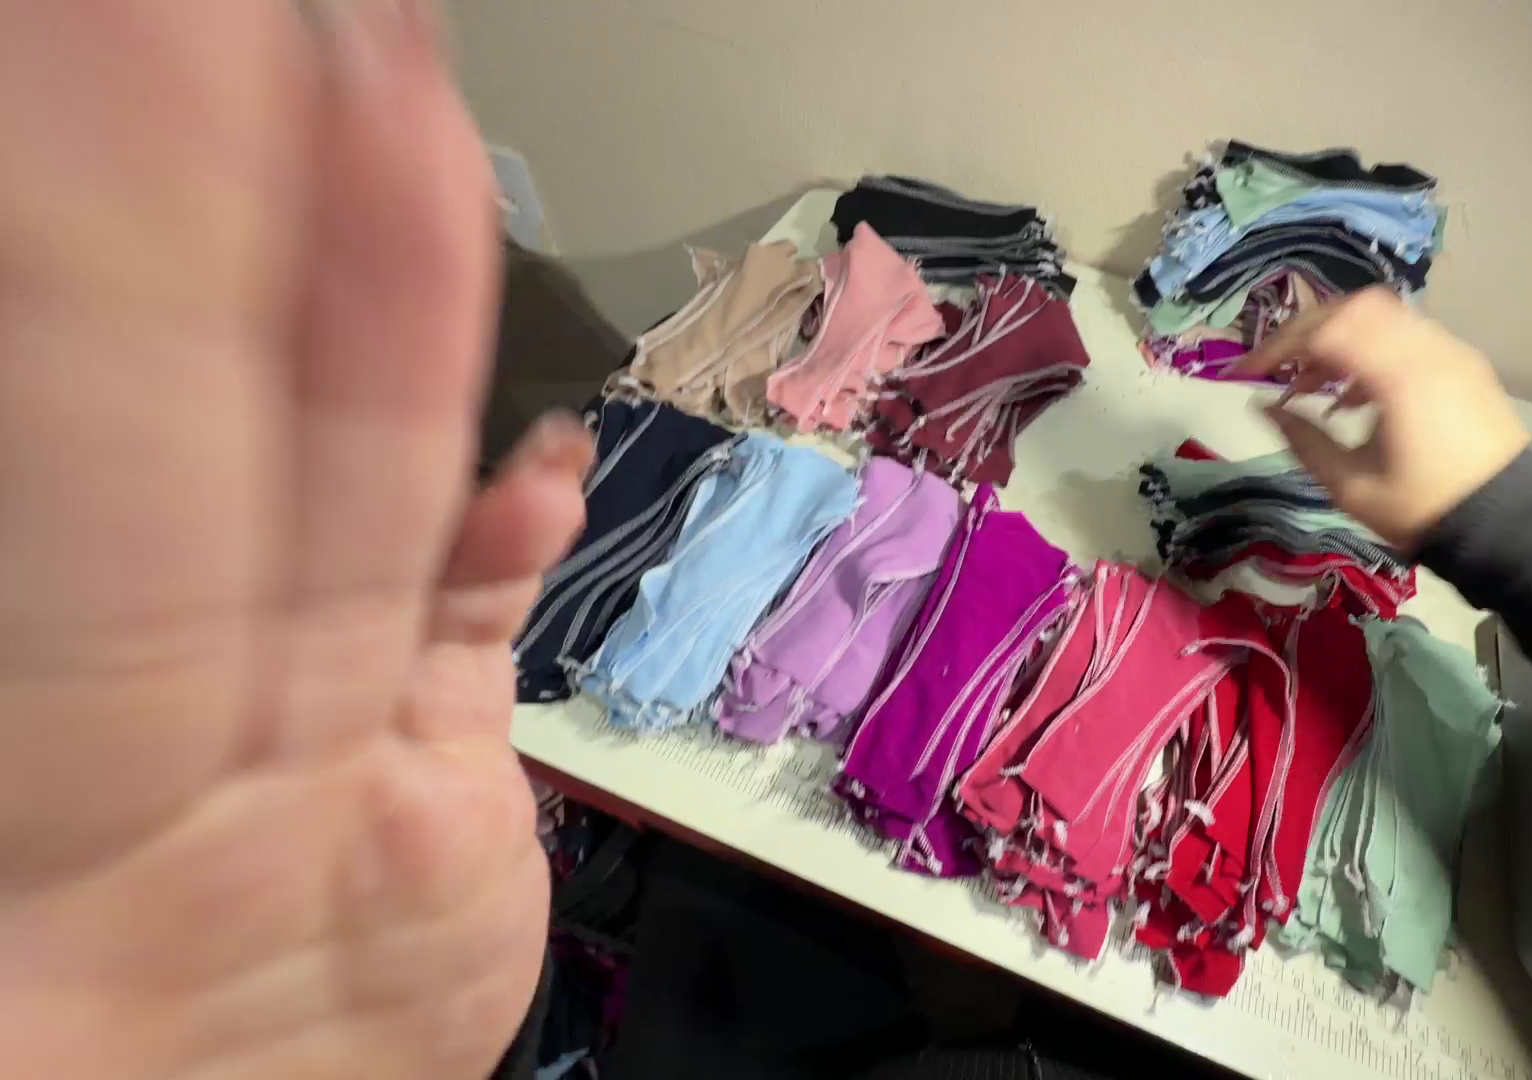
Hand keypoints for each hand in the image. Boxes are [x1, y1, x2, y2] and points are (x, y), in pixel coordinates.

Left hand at [0, 4, 587, 1077]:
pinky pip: (467, 629)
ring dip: (395, 322)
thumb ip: (413, 617)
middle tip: (294, 4)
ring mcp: (320, 715)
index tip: (171, 33)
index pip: (101, 431)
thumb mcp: (68, 913)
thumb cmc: (162, 1068)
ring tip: (407, 128)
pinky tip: (545, 458)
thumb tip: (497, 487)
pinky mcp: (430, 758)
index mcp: (44, 730)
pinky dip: (507, 544)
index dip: (121, 236)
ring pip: (350, 495)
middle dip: (234, 201)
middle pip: (196, 417)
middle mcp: (154, 687)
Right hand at [1239, 288, 1531, 549]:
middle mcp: (1428, 349)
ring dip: (1336, 340)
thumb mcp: (1348, 483)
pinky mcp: (1460, 365)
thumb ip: (1301, 438)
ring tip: (1310, 384)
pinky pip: (1404, 336)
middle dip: (1305, 332)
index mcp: (1399, 377)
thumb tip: (1262, 406)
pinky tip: (1349, 395)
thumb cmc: (1421, 506)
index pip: (1327, 331)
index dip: (1279, 345)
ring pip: (1380, 317)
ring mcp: (1449, 353)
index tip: (1248, 372)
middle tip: (1277, 366)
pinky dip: (1366, 350)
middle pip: (1354, 308)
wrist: (1506, 520)